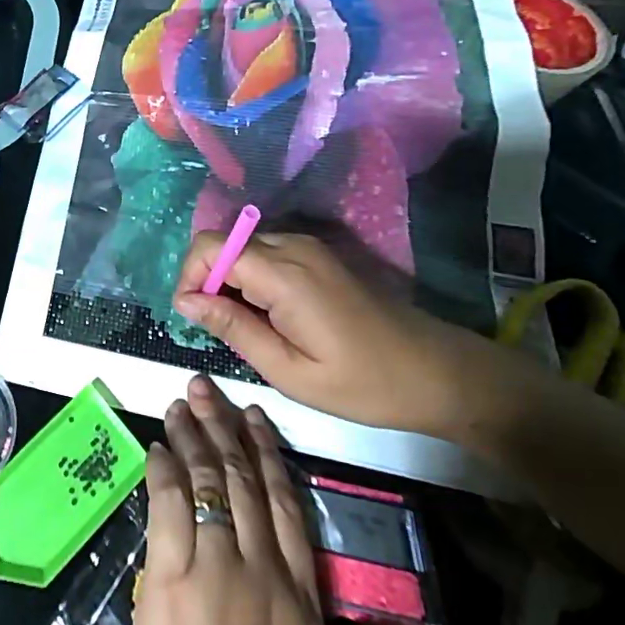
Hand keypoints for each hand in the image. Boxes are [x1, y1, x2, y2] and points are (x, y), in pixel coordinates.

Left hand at [134, 375, 327, 624]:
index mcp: (298, 590)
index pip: (284, 504)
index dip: (269, 455)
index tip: (255, 417)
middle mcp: (262, 567)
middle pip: (242, 481)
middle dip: (222, 429)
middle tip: (204, 389)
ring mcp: (217, 565)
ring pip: (208, 483)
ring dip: (191, 438)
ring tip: (179, 405)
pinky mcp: (172, 573)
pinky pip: (170, 505)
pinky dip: (163, 471)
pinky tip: (157, 448)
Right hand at [172, 232, 533, 441]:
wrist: (438, 373)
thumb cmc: (364, 383)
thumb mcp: (289, 371)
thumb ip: (234, 328)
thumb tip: (186, 300)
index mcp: (283, 274)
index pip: (210, 247)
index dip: (188, 276)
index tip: (192, 316)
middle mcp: (292, 246)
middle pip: (222, 242)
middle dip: (204, 278)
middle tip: (216, 326)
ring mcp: (308, 246)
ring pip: (241, 246)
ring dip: (227, 279)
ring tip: (242, 325)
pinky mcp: (317, 255)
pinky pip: (264, 253)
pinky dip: (249, 277)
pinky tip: (267, 314)